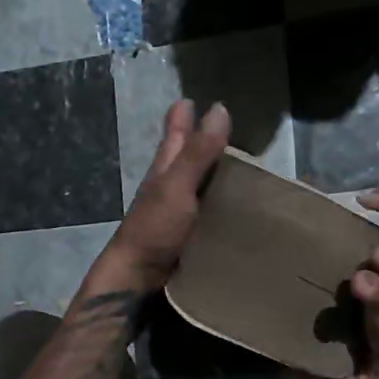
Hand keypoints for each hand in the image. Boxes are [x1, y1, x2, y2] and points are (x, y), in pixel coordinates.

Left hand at [97, 100, 230, 291]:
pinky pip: (207, 212)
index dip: (182, 118)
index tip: (189, 99)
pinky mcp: (189, 237)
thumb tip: (219, 108)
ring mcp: (178, 214)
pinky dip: (219, 203)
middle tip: (223, 129)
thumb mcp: (177, 185)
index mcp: (165, 171)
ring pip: (197, 185)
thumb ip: (198, 152)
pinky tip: (235, 208)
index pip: (175, 136)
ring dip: (212, 174)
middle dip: (199, 142)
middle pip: (185, 159)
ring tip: (238, 166)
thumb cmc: (154, 228)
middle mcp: (170, 188)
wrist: (139, 279)